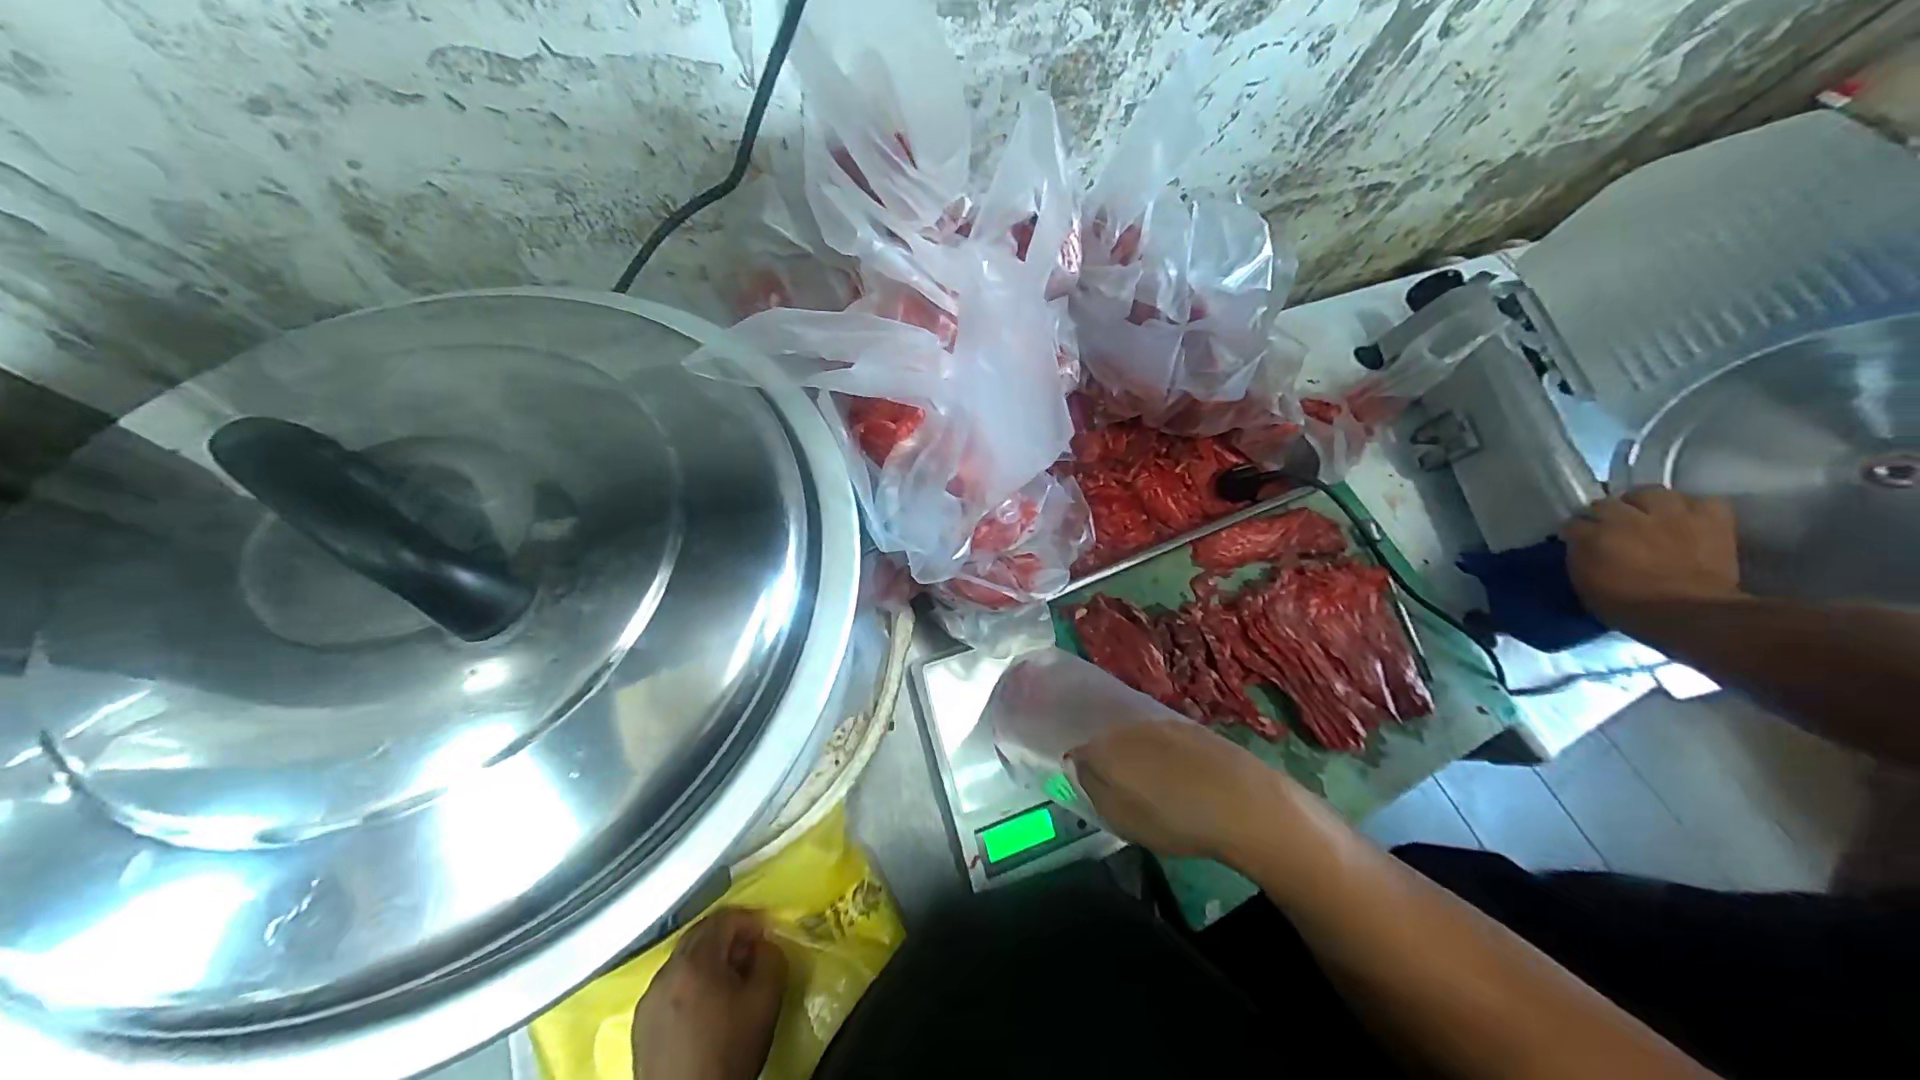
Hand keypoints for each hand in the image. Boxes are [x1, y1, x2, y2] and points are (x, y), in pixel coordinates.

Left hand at [631, 909, 786, 1079]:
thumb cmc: (729, 1052)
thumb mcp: (766, 1000)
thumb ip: (771, 958)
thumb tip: (763, 944)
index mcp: (694, 962)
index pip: (723, 918)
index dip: (750, 919)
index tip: (766, 933)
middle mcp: (665, 973)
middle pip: (700, 935)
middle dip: (728, 937)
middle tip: (750, 955)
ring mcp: (648, 999)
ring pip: (683, 961)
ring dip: (709, 961)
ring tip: (729, 985)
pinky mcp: (641, 1024)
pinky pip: (670, 987)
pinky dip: (690, 985)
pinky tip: (705, 1011)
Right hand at [1069, 719, 1299, 860]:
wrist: (1248, 805)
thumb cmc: (1176, 820)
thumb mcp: (1122, 820)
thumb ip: (1092, 789)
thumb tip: (1080, 767)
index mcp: (1105, 747)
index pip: (1079, 753)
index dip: (1085, 774)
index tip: (1098, 795)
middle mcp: (1129, 727)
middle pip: (1109, 742)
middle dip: (1113, 763)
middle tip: (1128, 795)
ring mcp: (1164, 723)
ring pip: (1139, 740)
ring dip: (1142, 759)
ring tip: (1160, 790)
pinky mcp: (1195, 727)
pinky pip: (1168, 741)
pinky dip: (1169, 758)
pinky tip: (1185, 780)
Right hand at [1562, 487, 1744, 631]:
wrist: (1691, 615)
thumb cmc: (1630, 607)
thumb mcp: (1586, 585)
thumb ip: (1580, 557)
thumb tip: (1581, 545)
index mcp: (1594, 536)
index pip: (1574, 523)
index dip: (1577, 533)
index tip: (1580, 542)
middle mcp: (1628, 518)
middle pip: (1607, 503)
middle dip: (1605, 514)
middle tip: (1611, 529)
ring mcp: (1672, 515)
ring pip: (1650, 492)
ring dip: (1645, 503)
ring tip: (1647, 516)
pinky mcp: (1710, 518)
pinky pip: (1701, 500)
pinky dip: (1693, 508)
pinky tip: (1687, 519)